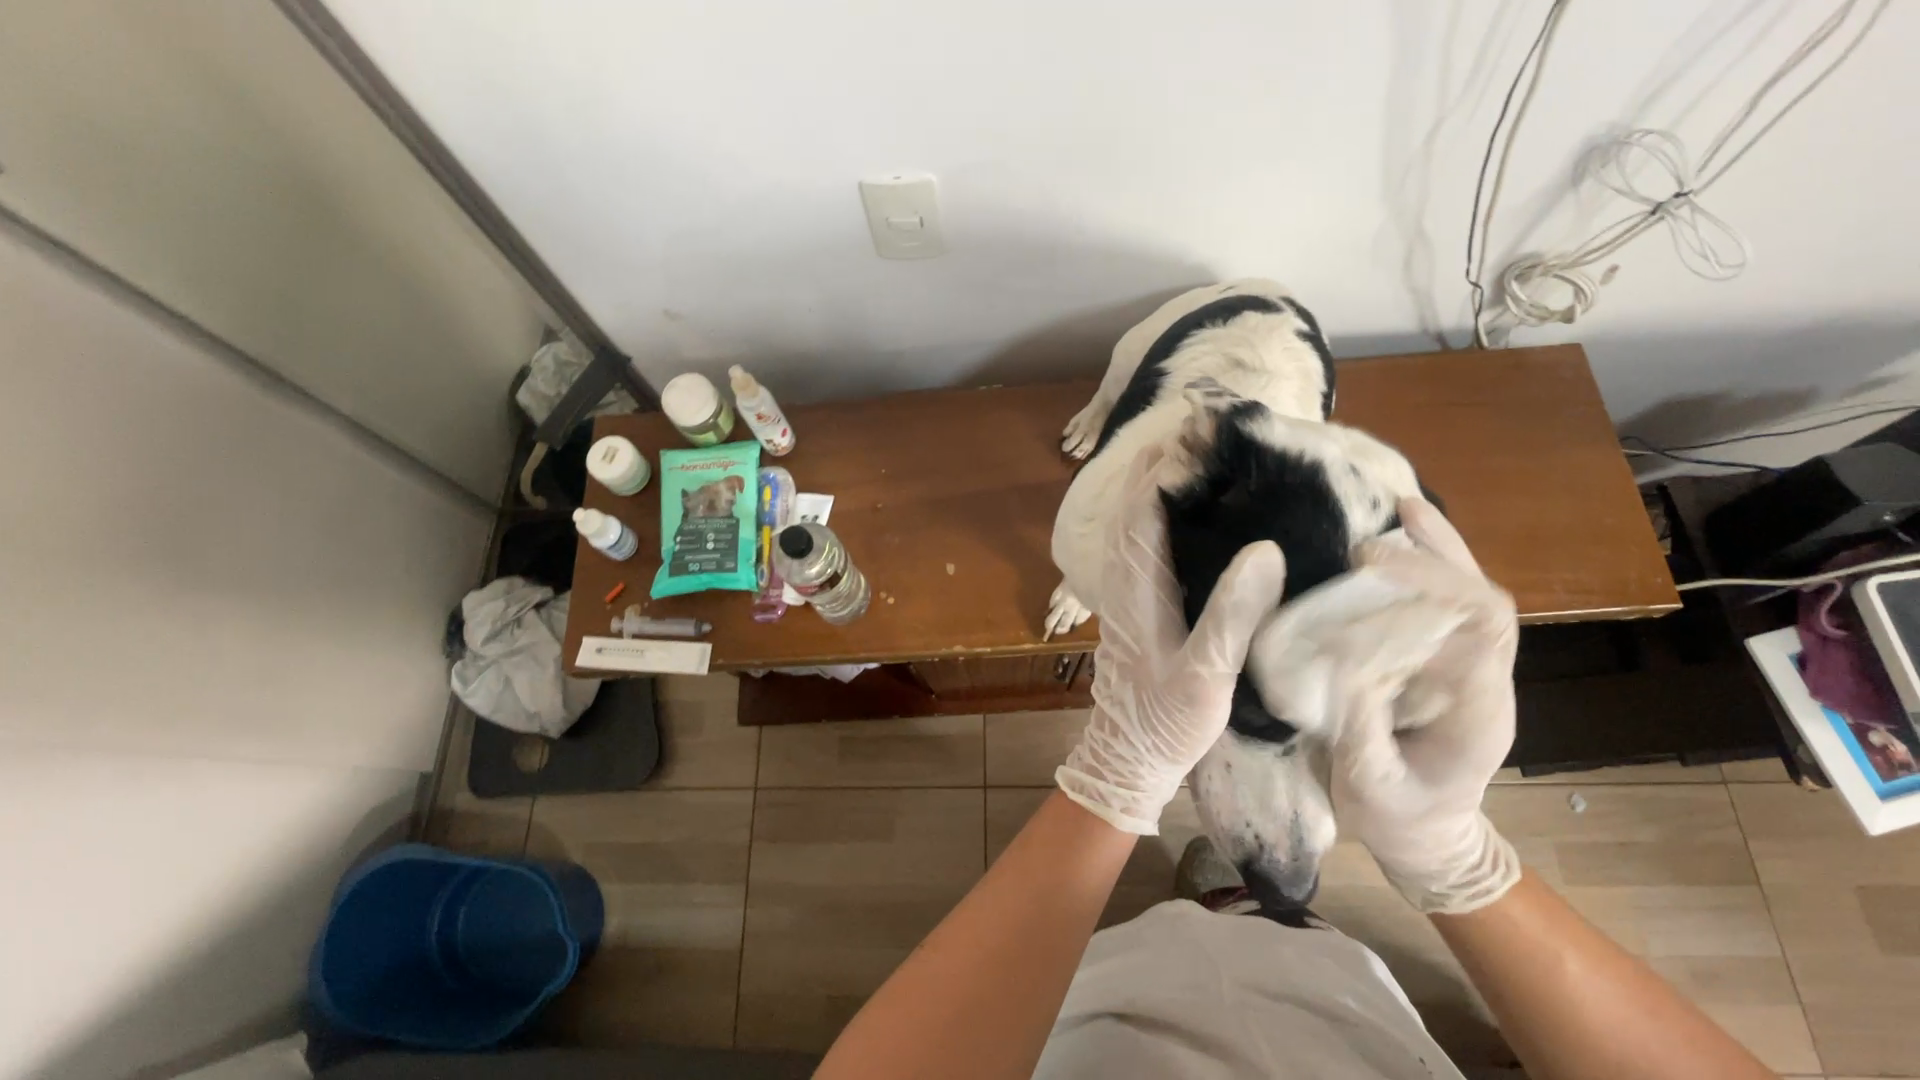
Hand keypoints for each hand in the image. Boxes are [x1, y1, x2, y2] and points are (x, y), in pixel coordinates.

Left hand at [1055, 448, 1287, 834]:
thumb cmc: (1167, 720)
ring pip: (1138, 517)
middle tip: (1213, 427)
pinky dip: (1165, 509)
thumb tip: (1265, 549)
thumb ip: (1232, 614)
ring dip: (1163, 479)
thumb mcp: (1207, 673)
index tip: (1208, 429)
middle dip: (1166, 458)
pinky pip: (1146, 539)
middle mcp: (1125, 576)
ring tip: (1207, 452)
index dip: (1169, 462)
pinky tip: (1198, 509)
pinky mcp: (1137, 600)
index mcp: (1137, 585)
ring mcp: (1127, 587)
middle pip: (1136, 500)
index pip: (1144, 504)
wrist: (1129, 756)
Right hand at [1330, 498, 1522, 913]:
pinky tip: (1400, 533)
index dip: (1431, 593)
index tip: (1367, 576)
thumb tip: (1345, 662)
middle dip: (1433, 562)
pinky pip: (1449, 604)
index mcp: (1479, 714)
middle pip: (1484, 603)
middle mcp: (1487, 681)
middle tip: (1365, 547)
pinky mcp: (1448, 660)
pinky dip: (1431, 564)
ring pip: (1475, 593)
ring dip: (1441, 549)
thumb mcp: (1372, 787)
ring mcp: (1473, 668)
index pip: (1479, 634)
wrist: (1426, 836)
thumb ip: (1361, 730)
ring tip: (1401, 507)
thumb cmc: (1398, 817)